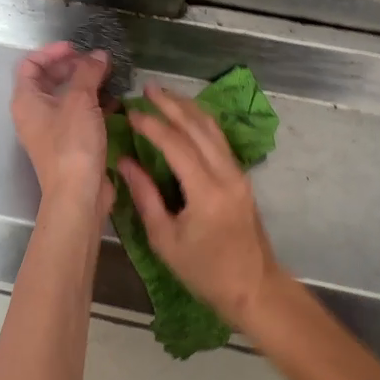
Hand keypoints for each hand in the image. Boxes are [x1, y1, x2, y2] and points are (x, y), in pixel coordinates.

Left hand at [12, 42, 114, 215]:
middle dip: (72, 67)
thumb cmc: (72, 144)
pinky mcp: (68, 144)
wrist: (78, 195)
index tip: (76, 48)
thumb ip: (88, 73)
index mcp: (26, 100)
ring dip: (85, 86)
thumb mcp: (80, 101)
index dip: (51, 52)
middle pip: (48, 80)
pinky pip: (77, 116)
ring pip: (65, 98)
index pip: (30, 64)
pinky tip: (114, 102)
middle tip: (96, 62)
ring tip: (108, 77)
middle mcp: (33, 114)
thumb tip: (98, 55)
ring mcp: (50, 131)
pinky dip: (92, 105)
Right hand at [118, 83, 285, 330]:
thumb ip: (145, 196)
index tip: (129, 112)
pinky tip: (186, 117)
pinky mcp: (241, 178)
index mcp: (206, 190)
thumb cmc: (205, 271)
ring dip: (188, 108)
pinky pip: (219, 139)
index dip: (151, 125)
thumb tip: (124, 162)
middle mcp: (226, 174)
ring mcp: (238, 173)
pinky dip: (199, 122)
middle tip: (146, 89)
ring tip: (164, 95)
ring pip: (212, 128)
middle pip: (197, 127)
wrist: (255, 289)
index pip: (175, 144)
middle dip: (170, 105)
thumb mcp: (165, 240)